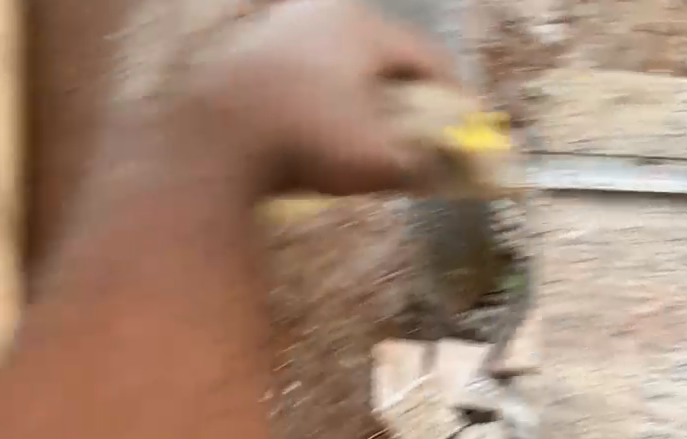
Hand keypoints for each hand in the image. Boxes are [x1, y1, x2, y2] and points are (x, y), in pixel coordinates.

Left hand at [173, 0, 453, 196]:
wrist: (215, 143)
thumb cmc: (313, 143)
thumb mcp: (386, 164)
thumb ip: (429, 166)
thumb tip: (453, 174)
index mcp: (363, 28)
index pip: (430, 58)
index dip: (457, 98)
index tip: (471, 128)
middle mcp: (322, 13)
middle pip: (389, 56)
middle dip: (415, 96)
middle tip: (431, 131)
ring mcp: (283, 26)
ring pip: (350, 62)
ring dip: (374, 98)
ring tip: (385, 135)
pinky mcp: (254, 51)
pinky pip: (316, 72)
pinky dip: (337, 98)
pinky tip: (336, 131)